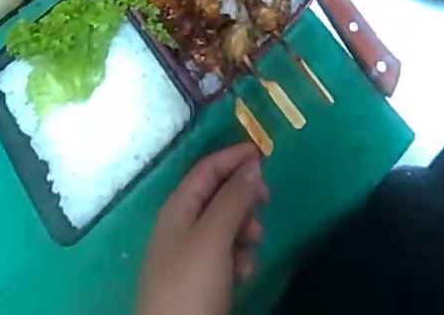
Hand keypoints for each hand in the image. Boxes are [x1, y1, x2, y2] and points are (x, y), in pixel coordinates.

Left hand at [136, 143, 268, 314]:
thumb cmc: (190, 288)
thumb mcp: (213, 238)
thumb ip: (233, 198)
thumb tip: (252, 165)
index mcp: (177, 209)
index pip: (206, 169)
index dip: (233, 157)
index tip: (265, 154)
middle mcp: (181, 227)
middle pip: (216, 195)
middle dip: (243, 196)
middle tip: (267, 202)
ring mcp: (189, 257)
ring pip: (224, 226)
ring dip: (244, 228)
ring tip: (255, 243)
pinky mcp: (201, 285)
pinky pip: (225, 256)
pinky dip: (239, 256)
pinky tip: (246, 272)